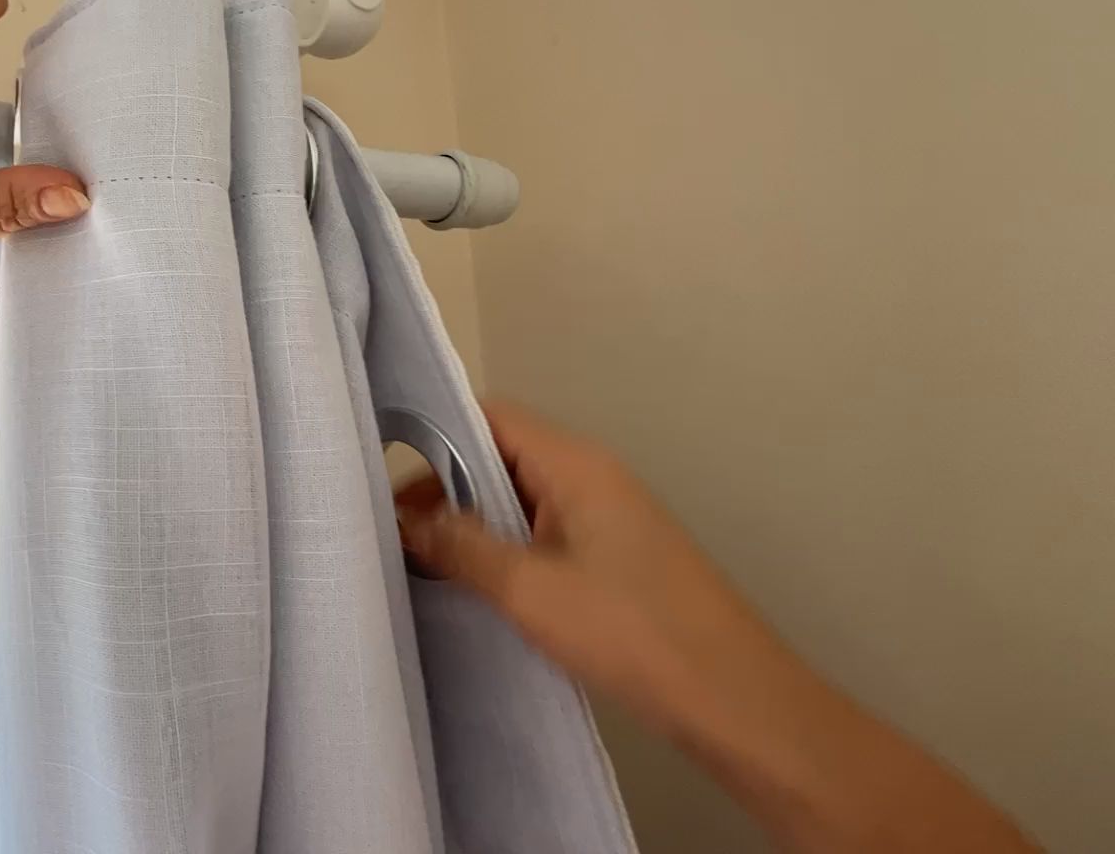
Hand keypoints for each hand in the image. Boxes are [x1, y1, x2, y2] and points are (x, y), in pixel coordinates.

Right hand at [397, 402, 1041, 852]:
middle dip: (440, 486)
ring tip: (420, 555)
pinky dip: (496, 544)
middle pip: (495, 455)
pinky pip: (535, 529)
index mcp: (573, 465)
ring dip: (467, 520)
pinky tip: (470, 579)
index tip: (384, 470)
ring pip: (513, 496)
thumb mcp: (528, 588)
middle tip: (393, 527)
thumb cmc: (633, 632)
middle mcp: (588, 476)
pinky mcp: (608, 554)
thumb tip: (406, 521)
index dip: (432, 434)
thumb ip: (459, 545)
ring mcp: (601, 516)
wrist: (743, 709)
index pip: (487, 417)